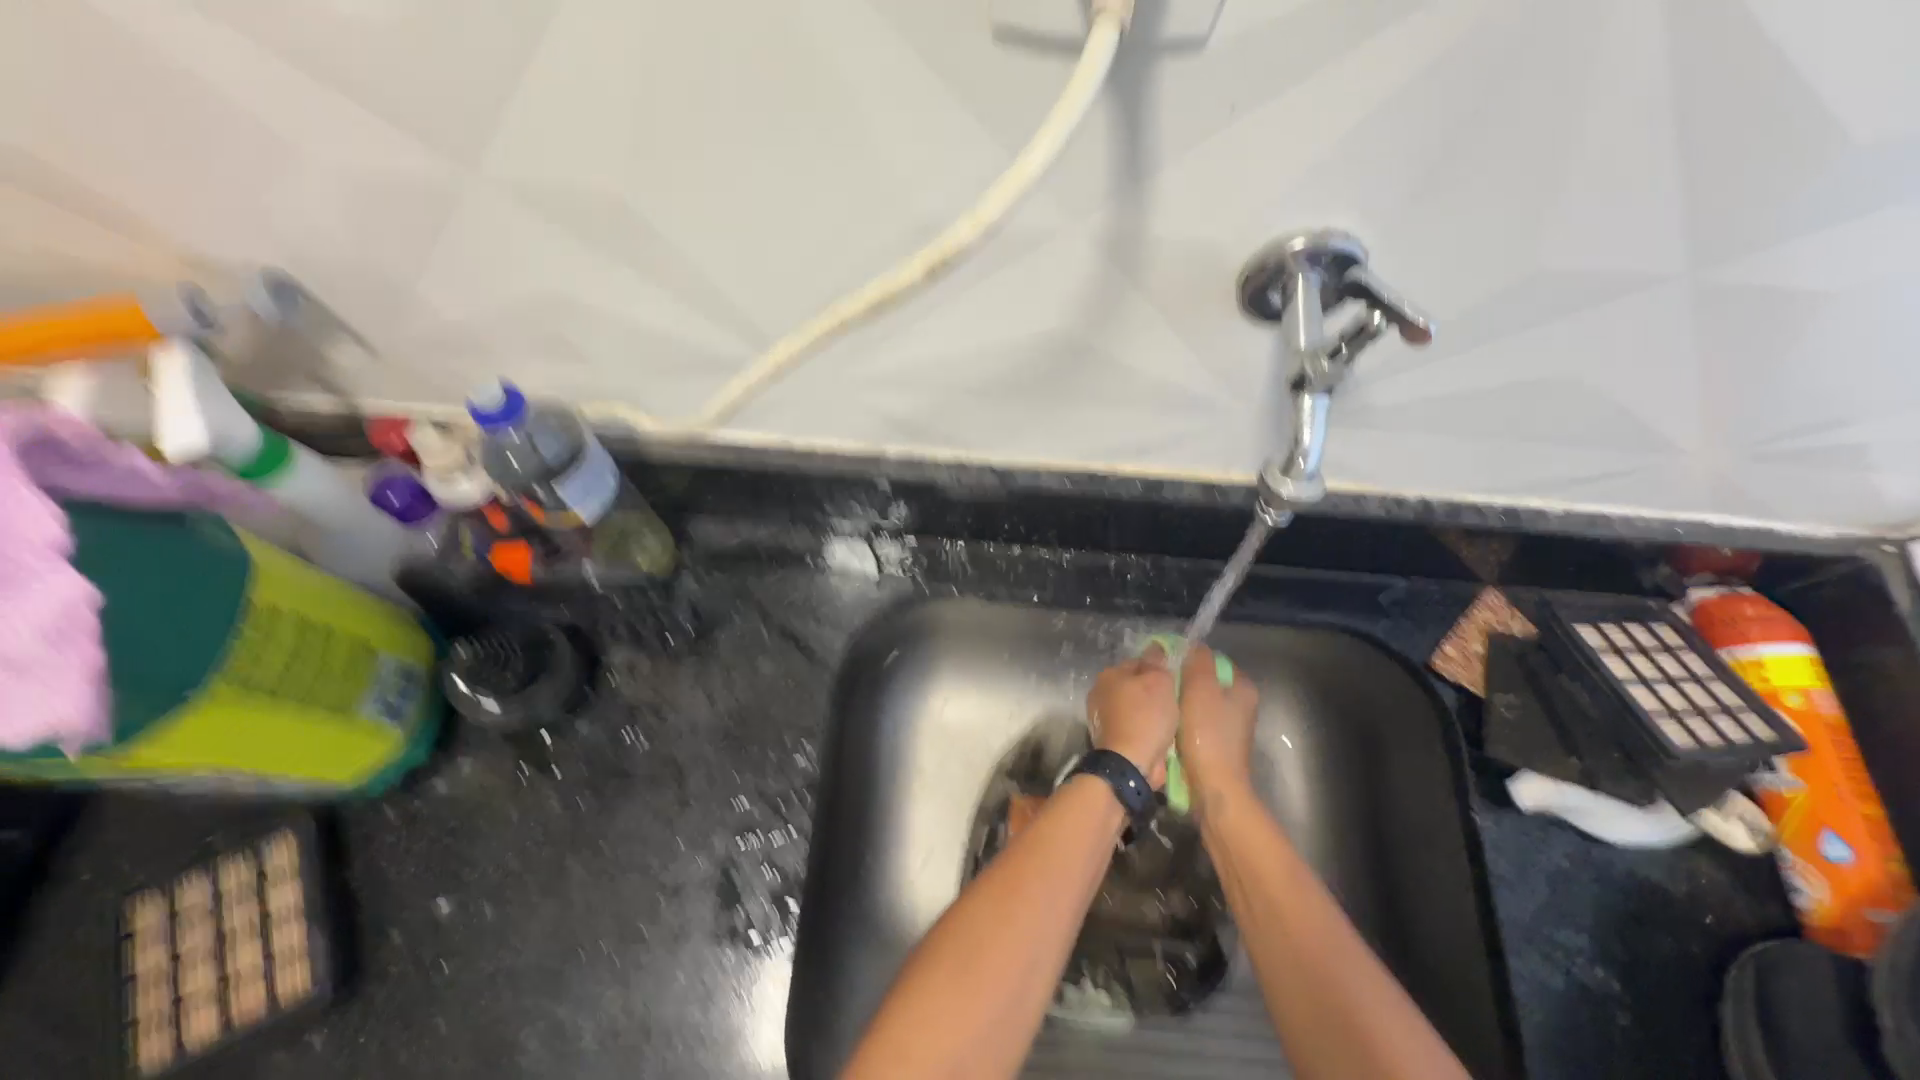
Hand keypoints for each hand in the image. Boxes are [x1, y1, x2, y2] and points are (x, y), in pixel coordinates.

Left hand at [1086, 644, 1178, 786]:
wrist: (1130, 763)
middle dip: (1155, 693)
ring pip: (1136, 708)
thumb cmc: (1145, 716)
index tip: (1177, 681)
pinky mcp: (1111, 740)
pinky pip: (1136, 728)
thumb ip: (1157, 662)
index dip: (1159, 669)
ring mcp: (1104, 718)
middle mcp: (1101, 693)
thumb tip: (1156, 646)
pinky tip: (1162, 736)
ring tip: (1173, 721)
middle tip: (1177, 701)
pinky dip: (1147, 731)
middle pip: (1136, 686)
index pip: (1138, 662)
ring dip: (1152, 714)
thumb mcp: (1158, 681)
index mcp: (1109, 675)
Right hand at [1176, 643, 1259, 800]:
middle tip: (1161, 688)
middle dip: (1182, 684)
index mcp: (1242, 686)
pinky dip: (1182, 724)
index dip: (1188, 660)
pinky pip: (1196, 724)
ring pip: (1198, 704)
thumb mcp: (1200, 688)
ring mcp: (1230, 726)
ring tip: (1162, 708)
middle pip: (1205, 682)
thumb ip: (1198, 661)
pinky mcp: (1218, 745)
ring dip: (1180, 705)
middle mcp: (1241, 704)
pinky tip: (1169, 728)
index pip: (1212, 660)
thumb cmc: (1207, 734)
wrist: (1213, 787)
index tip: (1166, 668)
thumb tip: (1193, 646)